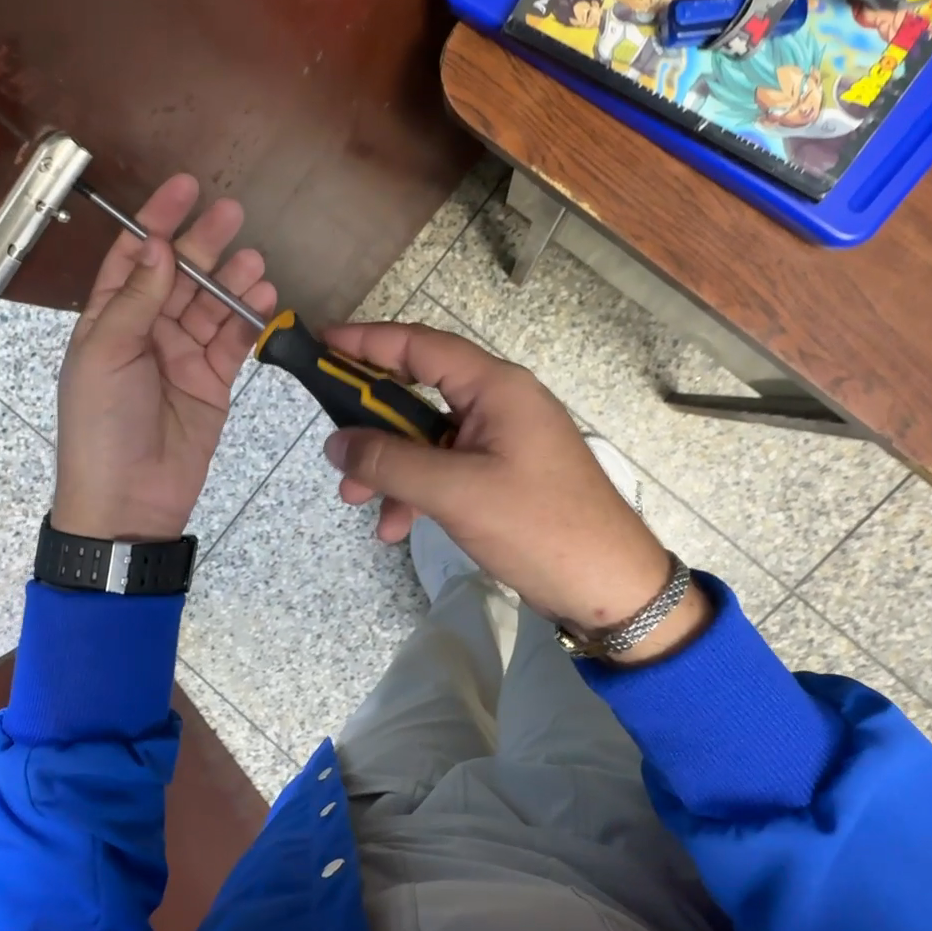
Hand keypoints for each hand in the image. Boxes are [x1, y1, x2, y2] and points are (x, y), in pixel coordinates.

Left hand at [52, 174, 277, 541]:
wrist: (129, 500)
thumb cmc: (102, 425)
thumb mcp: (105, 355)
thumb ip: (135, 300)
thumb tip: (159, 247)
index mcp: (109, 320)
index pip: (136, 259)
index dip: (157, 222)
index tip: (184, 189)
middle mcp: (146, 331)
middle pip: (179, 275)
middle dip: (203, 244)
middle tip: (232, 215)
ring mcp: (182, 356)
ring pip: (211, 304)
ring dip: (231, 279)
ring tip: (253, 260)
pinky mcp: (213, 381)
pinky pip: (233, 340)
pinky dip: (249, 318)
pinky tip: (264, 295)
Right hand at [317, 322, 708, 659]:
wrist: (610, 589)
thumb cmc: (539, 527)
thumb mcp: (456, 492)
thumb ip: (390, 463)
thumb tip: (335, 444)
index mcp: (496, 388)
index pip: (420, 346)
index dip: (366, 341)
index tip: (321, 342)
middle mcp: (498, 404)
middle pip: (417, 393)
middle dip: (370, 423)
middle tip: (331, 441)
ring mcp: (500, 442)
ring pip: (425, 439)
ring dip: (388, 467)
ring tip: (355, 500)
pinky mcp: (501, 477)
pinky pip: (444, 470)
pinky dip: (415, 492)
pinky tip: (395, 526)